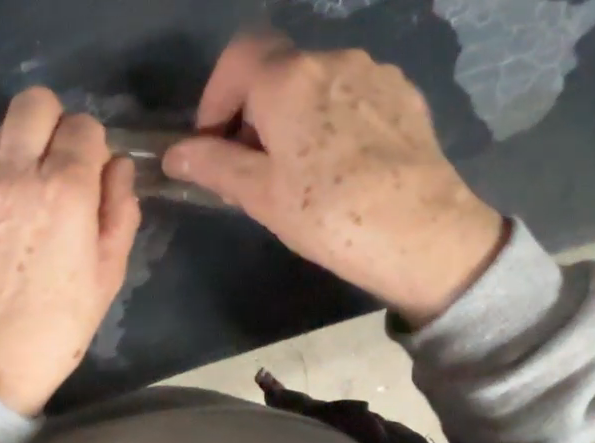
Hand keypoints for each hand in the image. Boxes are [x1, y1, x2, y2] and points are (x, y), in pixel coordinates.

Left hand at [0, 87, 139, 414]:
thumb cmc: (64, 322)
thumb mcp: (110, 269)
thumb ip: (119, 207)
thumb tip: (116, 167)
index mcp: (65, 190)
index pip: (83, 126)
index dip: (93, 147)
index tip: (92, 174)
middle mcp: (16, 176)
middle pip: (34, 104)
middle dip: (54, 124)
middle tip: (59, 162)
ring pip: (1, 131)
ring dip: (21, 147)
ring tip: (29, 188)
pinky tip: (4, 210)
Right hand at [163, 37, 506, 326]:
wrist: (420, 233)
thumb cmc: (326, 214)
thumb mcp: (258, 195)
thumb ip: (213, 165)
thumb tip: (175, 153)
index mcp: (289, 79)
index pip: (238, 56)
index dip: (216, 96)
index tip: (213, 143)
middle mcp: (333, 60)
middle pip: (277, 71)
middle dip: (253, 112)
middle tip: (250, 169)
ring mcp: (374, 75)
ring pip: (315, 85)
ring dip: (292, 118)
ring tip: (296, 173)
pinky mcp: (403, 97)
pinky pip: (350, 98)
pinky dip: (330, 122)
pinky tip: (337, 170)